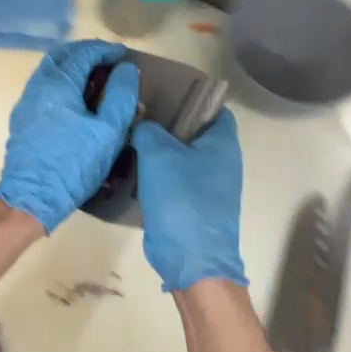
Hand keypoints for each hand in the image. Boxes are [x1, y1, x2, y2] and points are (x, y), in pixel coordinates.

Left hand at [0, 40, 139, 233]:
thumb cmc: (74, 164)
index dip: (105, 50)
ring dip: (71, 69)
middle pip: (61, 57)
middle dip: (85, 53)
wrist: (31, 197)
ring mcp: (25, 104)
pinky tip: (75, 101)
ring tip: (94, 80)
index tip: (123, 55)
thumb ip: (121, 96)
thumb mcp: (108, 131)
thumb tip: (126, 69)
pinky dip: (61, 84)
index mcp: (57, 83)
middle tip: (107, 60)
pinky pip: (43, 90)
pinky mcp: (22, 121)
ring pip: (49, 73)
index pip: (83, 53)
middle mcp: (36, 87)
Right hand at [132, 110, 246, 290]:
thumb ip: (148, 131)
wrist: (191, 258)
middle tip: (136, 115)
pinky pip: (174, 180)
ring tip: (128, 139)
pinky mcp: (192, 205)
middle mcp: (221, 162)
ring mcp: (208, 187)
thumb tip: (143, 125)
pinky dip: (157, 174)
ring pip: (181, 157)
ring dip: (158, 150)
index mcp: (222, 144)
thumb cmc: (181, 198)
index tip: (160, 93)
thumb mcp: (159, 155)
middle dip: (167, 124)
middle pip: (194, 133)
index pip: (213, 109)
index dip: (190, 98)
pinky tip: (132, 169)